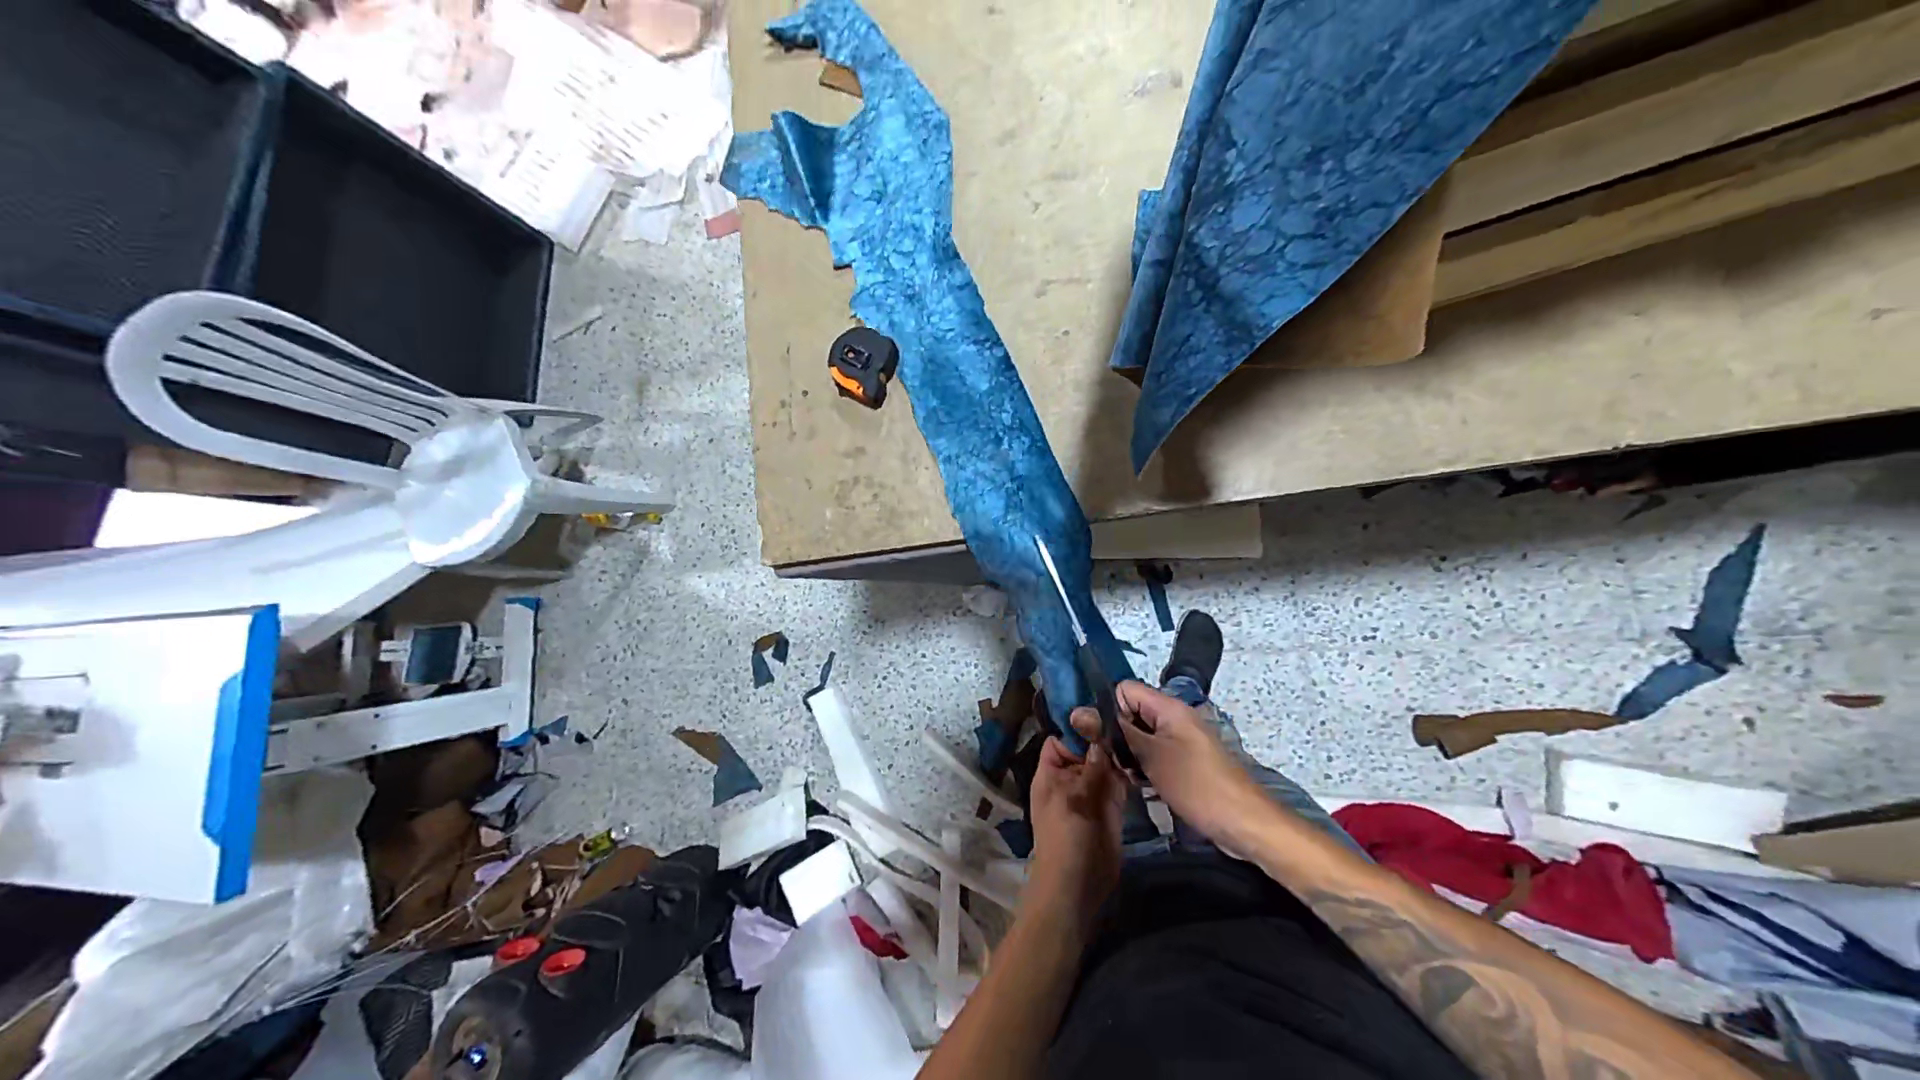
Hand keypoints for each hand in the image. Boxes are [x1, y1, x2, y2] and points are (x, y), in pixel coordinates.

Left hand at [1025, 736, 1124, 921]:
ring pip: (1106, 764)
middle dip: (1104, 737)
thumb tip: (1100, 736)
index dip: (1079, 728)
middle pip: (1088, 749)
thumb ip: (1091, 767)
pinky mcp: (1110, 806)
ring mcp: (1092, 792)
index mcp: (1052, 772)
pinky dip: (1128, 773)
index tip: (1103, 714)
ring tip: (1138, 736)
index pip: (1062, 739)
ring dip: (1119, 754)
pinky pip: (1119, 782)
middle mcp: (1071, 778)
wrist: (1077, 884)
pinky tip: (1141, 760)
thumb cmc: (1066, 838)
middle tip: (1129, 719)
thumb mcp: (1075, 798)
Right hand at [1099, 681, 1271, 847]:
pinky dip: (1144, 765)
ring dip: (1129, 753)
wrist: (1244, 823)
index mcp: (1169, 707)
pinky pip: (1155, 753)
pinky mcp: (1185, 762)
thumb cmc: (1196, 785)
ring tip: (1121, 774)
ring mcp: (1181, 740)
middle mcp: (1175, 718)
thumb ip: (1120, 732)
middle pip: (1132, 712)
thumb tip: (1085, 711)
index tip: (1099, 735)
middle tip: (1107, 759)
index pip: (1125, 689)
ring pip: (1142, 735)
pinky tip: (1138, 783)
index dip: (1109, 708)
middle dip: (1116, 733)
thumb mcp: (1152, 756)